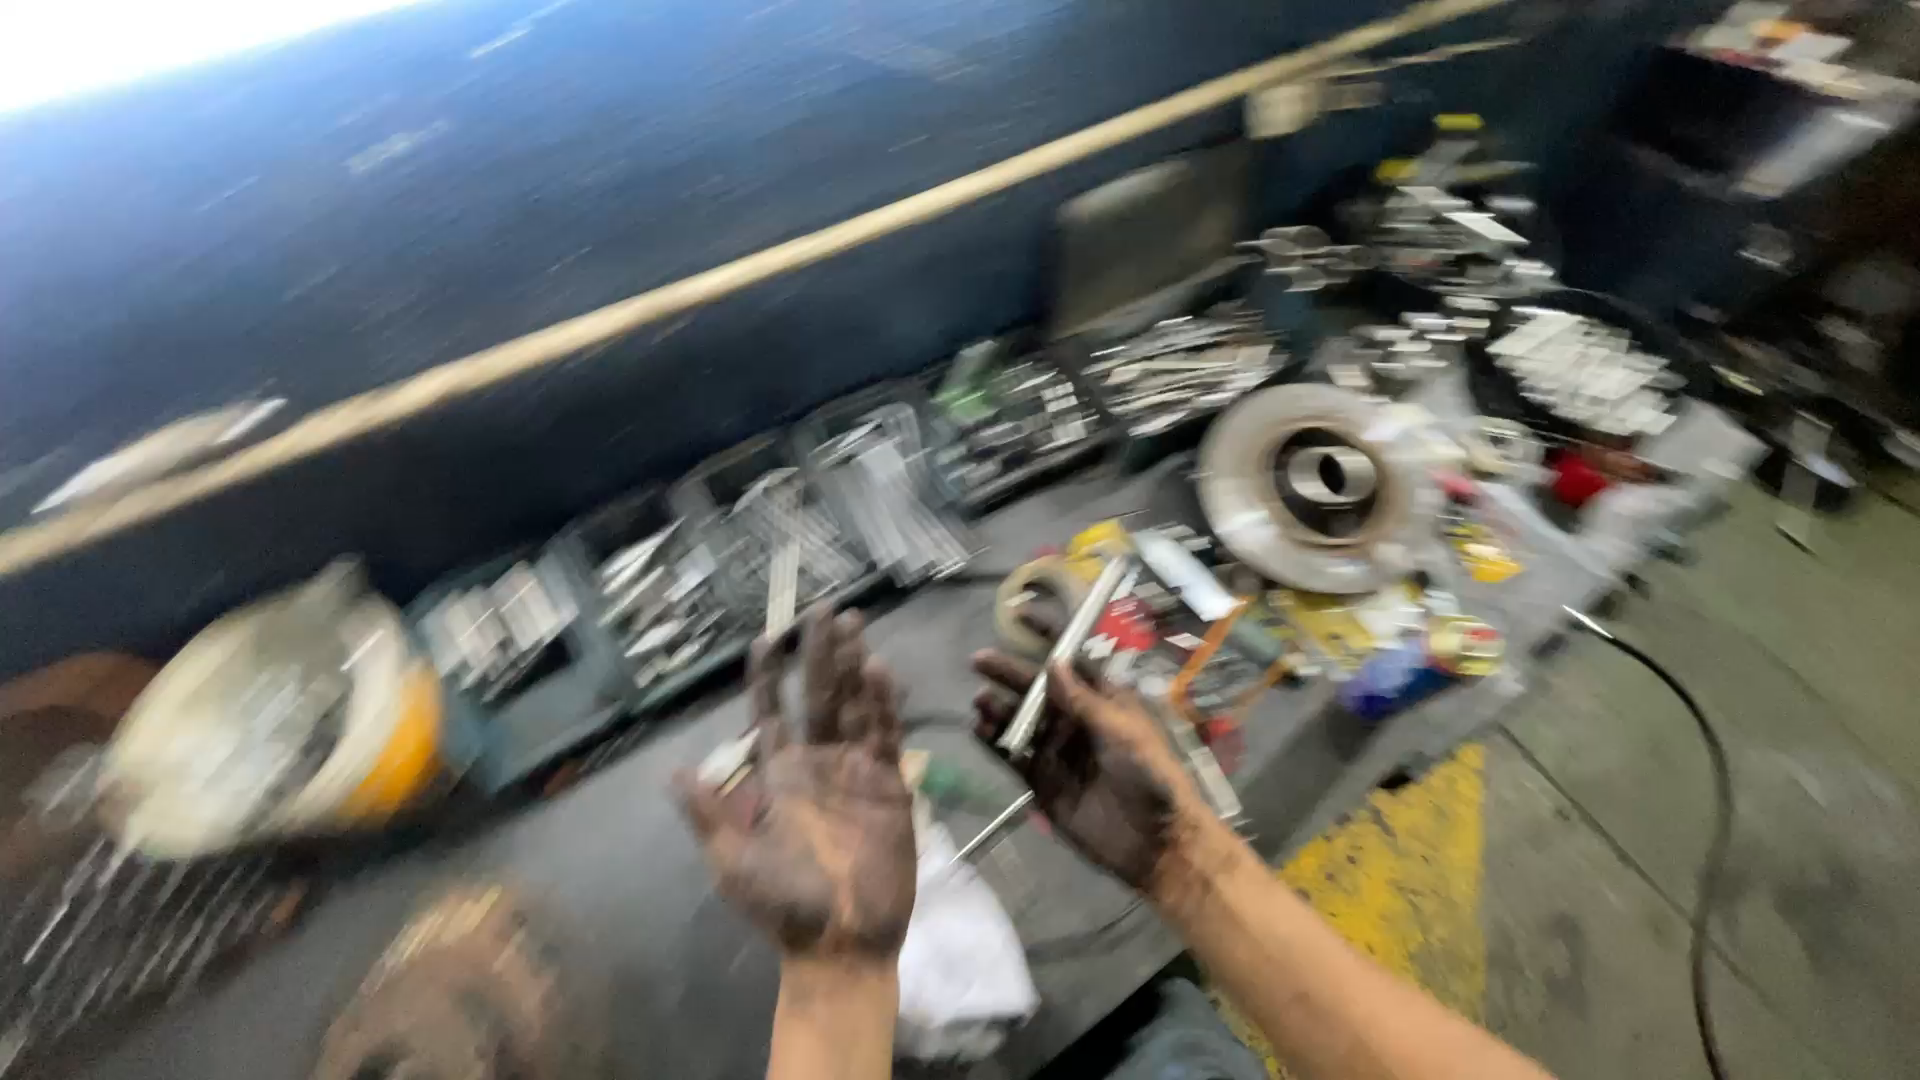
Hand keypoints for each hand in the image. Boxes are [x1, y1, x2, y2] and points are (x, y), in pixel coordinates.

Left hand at [676, 606, 915, 959]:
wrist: (840, 943)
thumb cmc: (783, 904)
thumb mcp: (734, 862)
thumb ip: (710, 815)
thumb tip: (673, 772)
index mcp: (780, 773)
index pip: (771, 712)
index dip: (767, 676)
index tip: (765, 638)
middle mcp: (818, 760)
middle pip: (819, 694)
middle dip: (821, 652)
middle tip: (827, 609)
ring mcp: (855, 768)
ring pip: (855, 704)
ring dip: (854, 664)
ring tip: (855, 624)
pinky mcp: (889, 782)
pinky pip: (885, 733)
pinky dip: (883, 702)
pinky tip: (880, 671)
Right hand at [970, 640, 1210, 893]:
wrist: (1156, 842)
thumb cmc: (1149, 776)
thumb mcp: (1120, 731)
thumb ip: (1083, 700)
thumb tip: (1053, 663)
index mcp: (1101, 700)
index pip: (1070, 660)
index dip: (1047, 635)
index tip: (1020, 613)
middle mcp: (1075, 719)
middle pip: (1036, 689)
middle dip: (1009, 673)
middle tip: (978, 660)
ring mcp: (1057, 749)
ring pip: (1020, 721)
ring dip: (999, 708)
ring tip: (981, 701)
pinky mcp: (1042, 781)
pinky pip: (1012, 755)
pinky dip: (994, 742)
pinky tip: (979, 730)